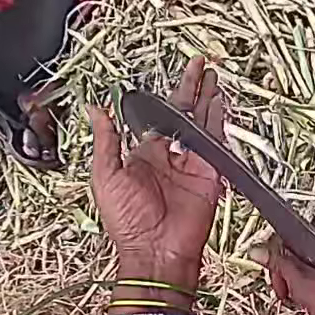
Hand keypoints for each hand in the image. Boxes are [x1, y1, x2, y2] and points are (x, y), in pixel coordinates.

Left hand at [88, 59, 224, 289]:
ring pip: (202, 122)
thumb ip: (105, 140)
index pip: (157, 116)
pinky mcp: (210, 174)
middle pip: (183, 113)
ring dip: (208, 98)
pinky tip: (220, 102)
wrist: (156, 251)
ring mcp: (192, 163)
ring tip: (213, 75)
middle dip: (192, 87)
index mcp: (145, 154)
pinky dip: (219, 121)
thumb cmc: (126, 222)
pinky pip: (216, 142)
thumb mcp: (105, 176)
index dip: (164, 96)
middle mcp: (170, 156)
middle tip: (200, 63)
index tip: (166, 77)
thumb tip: (94, 108)